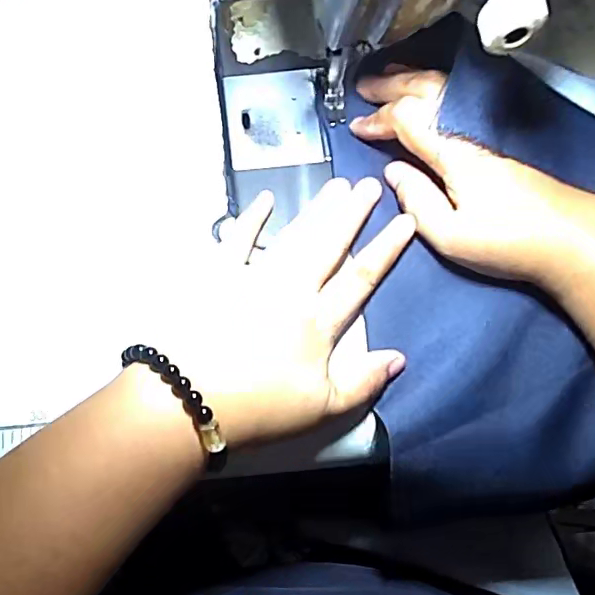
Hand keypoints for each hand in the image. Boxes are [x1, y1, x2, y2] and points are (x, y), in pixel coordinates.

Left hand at [151, 177, 415, 448]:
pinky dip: (251, 220)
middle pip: (328, 246)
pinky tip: (264, 201)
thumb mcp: (322, 408)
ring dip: (316, 211)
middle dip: (353, 214)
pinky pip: (237, 241)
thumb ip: (363, 383)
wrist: (189, 398)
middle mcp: (290, 292)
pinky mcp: (217, 278)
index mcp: (318, 323)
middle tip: (370, 185)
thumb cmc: (260, 409)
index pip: (360, 279)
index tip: (405, 221)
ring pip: (292, 237)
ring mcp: (252, 280)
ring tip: (335, 187)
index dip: (385, 249)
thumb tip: (399, 359)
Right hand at [351, 70, 594, 289]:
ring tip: (393, 80)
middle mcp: (470, 136)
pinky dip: (435, 96)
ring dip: (415, 83)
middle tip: (366, 84)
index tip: (357, 124)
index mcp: (454, 154)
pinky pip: (457, 107)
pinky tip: (431, 104)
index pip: (408, 120)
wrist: (570, 237)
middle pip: (427, 94)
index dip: (379, 119)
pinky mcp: (497, 149)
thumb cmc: (511, 241)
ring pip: (446, 94)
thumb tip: (393, 174)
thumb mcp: (450, 235)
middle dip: (392, 86)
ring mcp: (486, 139)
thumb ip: (416, 202)